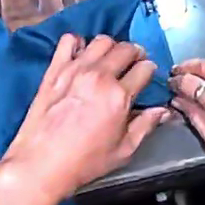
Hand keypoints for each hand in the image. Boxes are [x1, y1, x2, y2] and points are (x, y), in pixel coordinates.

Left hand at [0, 34, 170, 202]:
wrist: (41, 163)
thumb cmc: (84, 161)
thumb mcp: (123, 151)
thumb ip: (145, 126)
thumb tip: (162, 111)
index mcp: (119, 96)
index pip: (144, 68)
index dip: (149, 70)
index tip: (147, 75)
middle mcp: (99, 76)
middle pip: (126, 49)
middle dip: (135, 53)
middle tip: (133, 62)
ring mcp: (75, 69)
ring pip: (101, 41)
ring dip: (110, 47)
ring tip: (109, 58)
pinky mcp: (55, 69)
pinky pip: (68, 41)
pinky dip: (78, 43)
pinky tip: (81, 55)